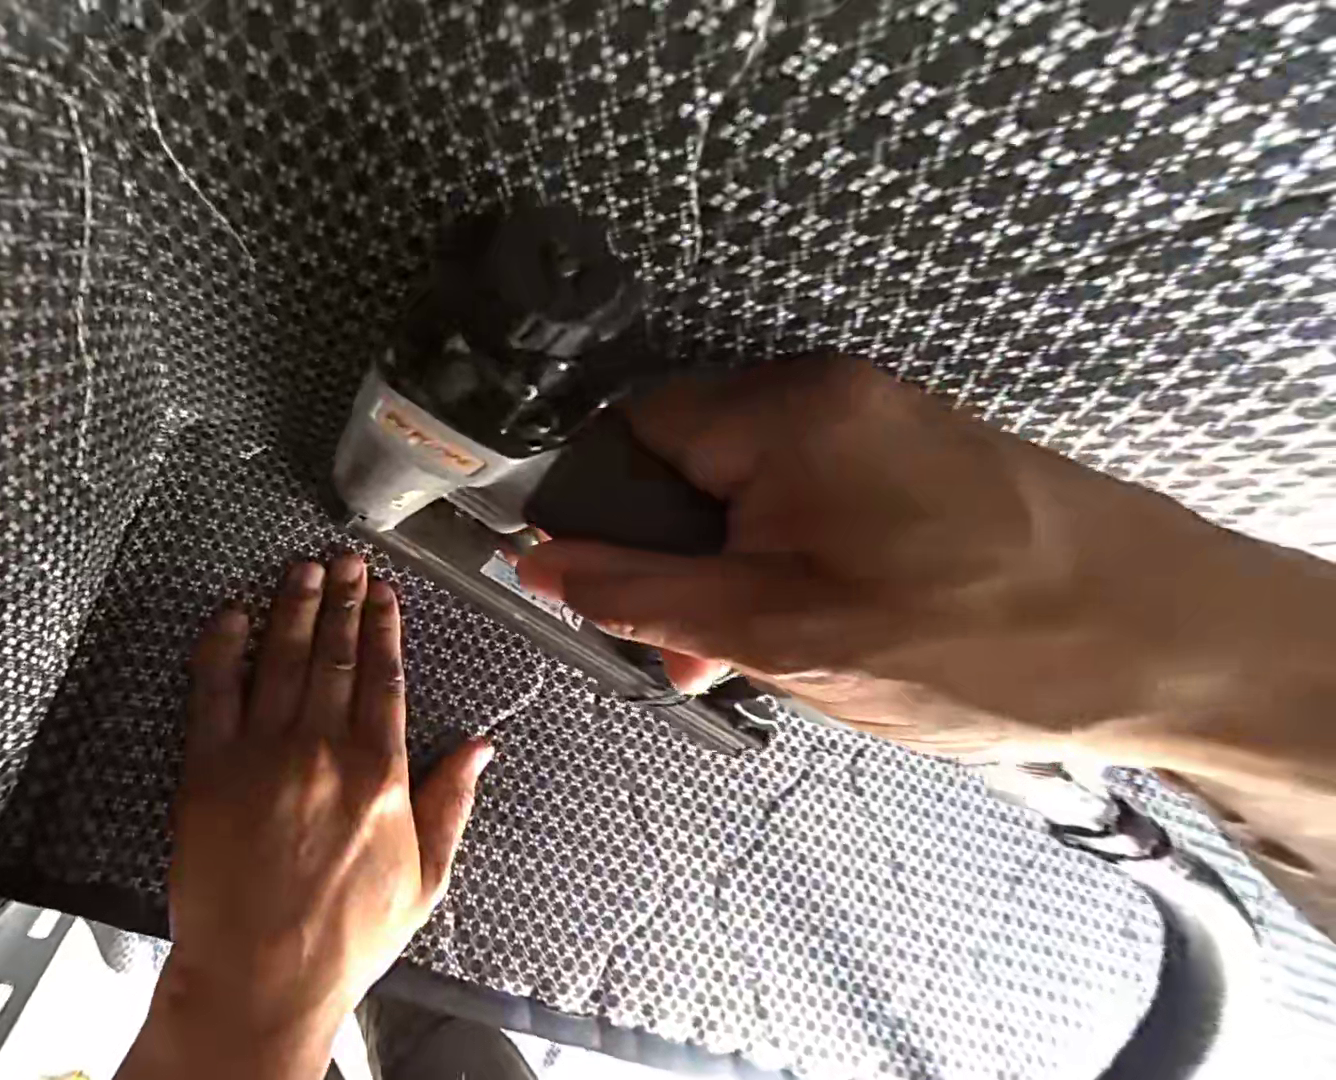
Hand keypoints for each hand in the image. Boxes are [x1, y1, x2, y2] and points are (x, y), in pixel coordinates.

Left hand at [117, 554, 494, 1079]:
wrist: (262, 979)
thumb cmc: (349, 932)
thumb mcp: (426, 876)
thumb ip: (453, 802)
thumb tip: (483, 746)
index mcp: (378, 773)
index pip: (384, 677)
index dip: (384, 628)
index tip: (384, 593)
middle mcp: (322, 750)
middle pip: (335, 655)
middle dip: (343, 600)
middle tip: (347, 560)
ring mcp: (263, 754)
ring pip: (282, 659)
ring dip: (295, 607)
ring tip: (304, 569)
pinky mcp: (208, 768)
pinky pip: (214, 691)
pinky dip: (223, 647)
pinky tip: (235, 615)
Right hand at [517, 357, 1335, 777]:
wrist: (1202, 656)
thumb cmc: (967, 643)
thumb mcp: (766, 632)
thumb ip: (634, 594)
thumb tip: (537, 565)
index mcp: (778, 415)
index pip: (625, 430)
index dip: (590, 502)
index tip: (588, 571)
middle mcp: (815, 392)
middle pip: (676, 461)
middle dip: (656, 549)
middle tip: (667, 634)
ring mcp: (861, 417)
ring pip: (728, 487)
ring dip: (709, 564)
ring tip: (721, 647)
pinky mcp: (895, 450)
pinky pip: (785, 493)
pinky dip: (762, 553)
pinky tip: (778, 620)